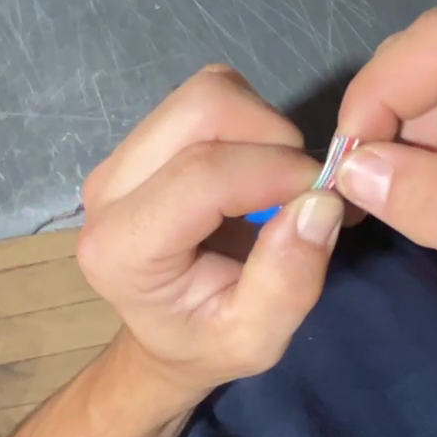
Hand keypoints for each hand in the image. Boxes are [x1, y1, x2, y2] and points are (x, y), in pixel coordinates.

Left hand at [76, 66, 344, 404]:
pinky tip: (257, 169)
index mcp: (124, 249)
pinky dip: (250, 123)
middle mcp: (108, 192)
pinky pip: (206, 99)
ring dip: (263, 128)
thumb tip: (321, 203)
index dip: (279, 173)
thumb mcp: (257, 339)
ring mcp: (120, 159)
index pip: (203, 175)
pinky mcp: (142, 142)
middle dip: (273, 137)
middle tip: (305, 187)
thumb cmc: (208, 343)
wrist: (168, 336)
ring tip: (281, 182)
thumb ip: (287, 281)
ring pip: (205, 93)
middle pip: (201, 110)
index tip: (328, 198)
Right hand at [334, 0, 436, 313]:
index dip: (378, 95)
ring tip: (397, 177)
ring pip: (430, 55)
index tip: (350, 164)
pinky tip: (427, 161)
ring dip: (399, 117)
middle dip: (384, 111)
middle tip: (364, 178)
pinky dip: (418, 114)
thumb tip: (355, 167)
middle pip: (431, 44)